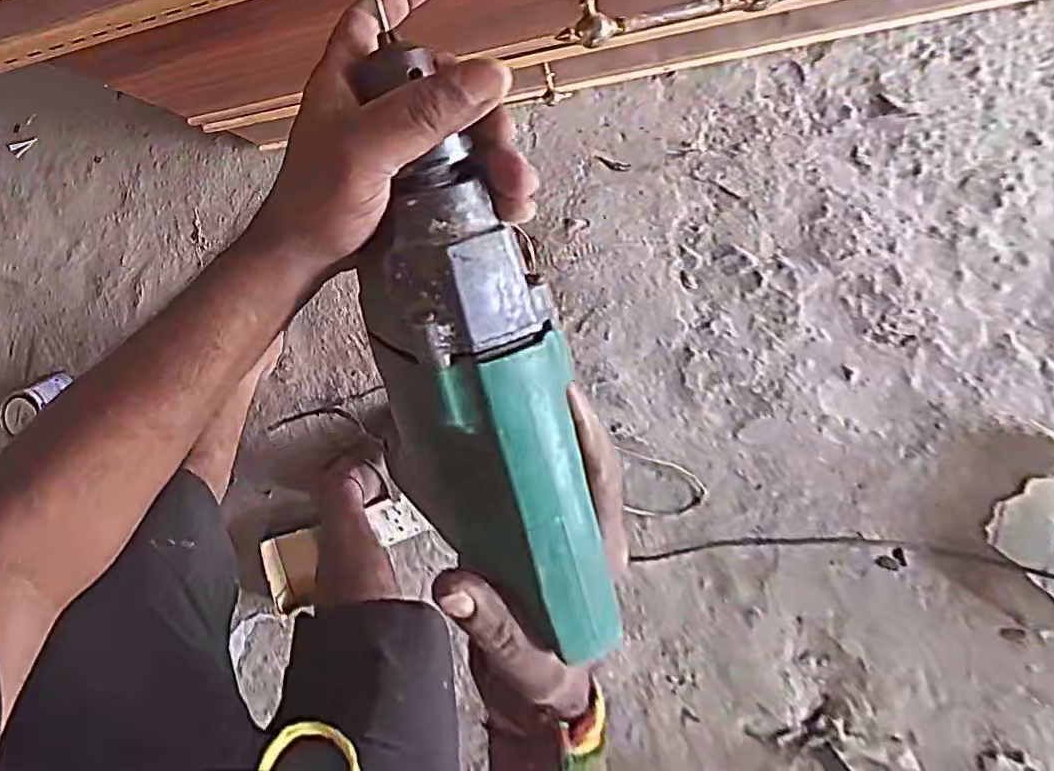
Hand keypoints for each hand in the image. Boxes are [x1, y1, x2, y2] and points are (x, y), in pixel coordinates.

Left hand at [244, 0, 537, 273]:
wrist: (306, 261)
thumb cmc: (312, 204)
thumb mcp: (363, 152)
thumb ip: (419, 113)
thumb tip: (488, 73)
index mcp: (345, 84)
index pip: (368, 21)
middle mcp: (373, 106)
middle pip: (442, 78)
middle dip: (483, 107)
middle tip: (500, 146)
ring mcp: (395, 141)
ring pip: (462, 125)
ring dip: (497, 153)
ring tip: (514, 188)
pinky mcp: (412, 176)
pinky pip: (462, 163)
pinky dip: (489, 179)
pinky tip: (507, 201)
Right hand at [432, 387, 627, 736]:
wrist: (530, 689)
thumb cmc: (541, 672)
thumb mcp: (522, 655)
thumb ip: (490, 623)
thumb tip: (454, 588)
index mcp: (593, 551)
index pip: (599, 476)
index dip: (582, 429)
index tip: (559, 387)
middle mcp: (575, 526)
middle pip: (567, 451)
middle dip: (543, 406)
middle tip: (509, 364)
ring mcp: (546, 520)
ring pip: (538, 456)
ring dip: (514, 418)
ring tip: (481, 381)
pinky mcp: (518, 521)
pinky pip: (508, 470)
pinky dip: (490, 443)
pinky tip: (461, 426)